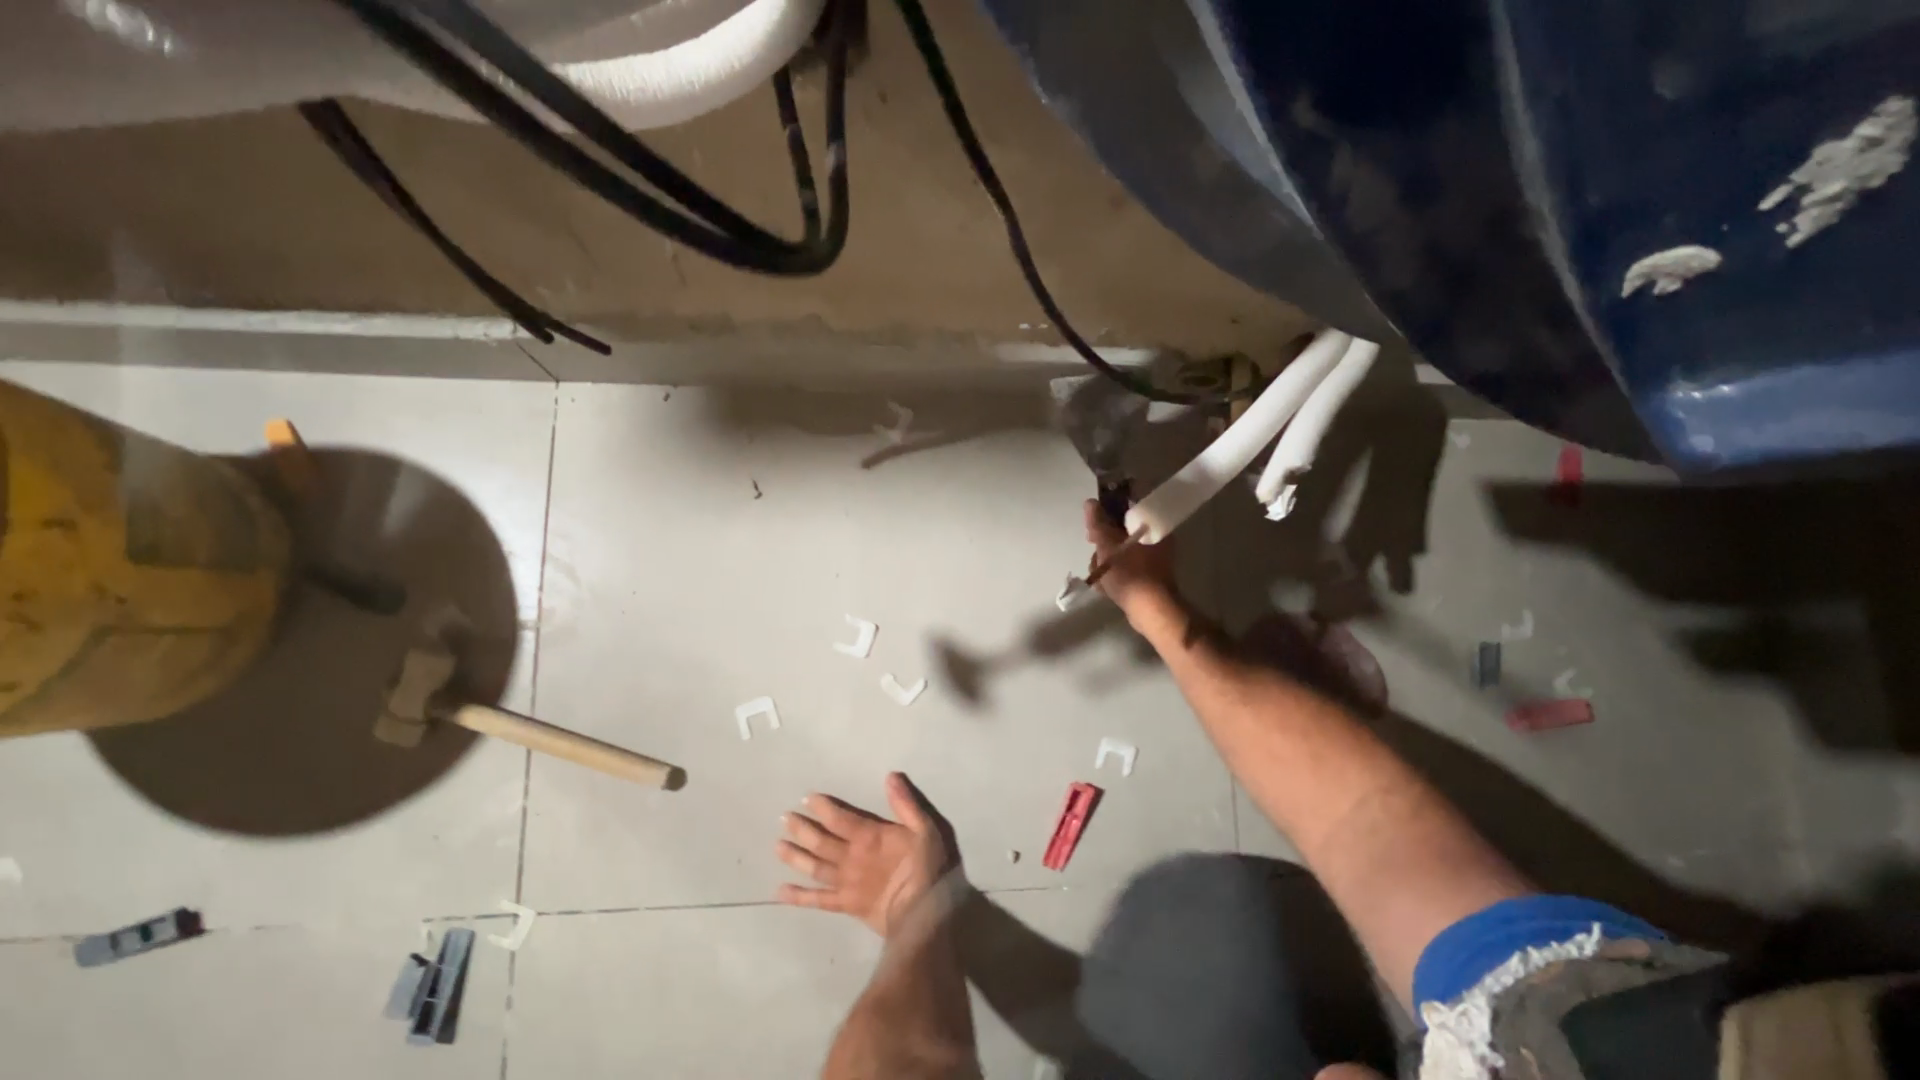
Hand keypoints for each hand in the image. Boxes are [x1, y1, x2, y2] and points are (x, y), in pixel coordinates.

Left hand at [775, 772, 958, 937]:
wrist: (924, 912)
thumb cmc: (925, 867)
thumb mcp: (924, 829)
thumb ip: (905, 804)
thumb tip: (890, 777)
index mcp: (868, 837)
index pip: (839, 818)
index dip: (822, 807)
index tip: (807, 798)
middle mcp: (850, 858)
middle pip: (820, 841)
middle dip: (801, 828)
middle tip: (783, 818)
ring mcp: (844, 883)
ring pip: (813, 867)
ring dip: (794, 856)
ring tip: (777, 846)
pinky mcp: (844, 905)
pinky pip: (817, 901)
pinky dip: (798, 897)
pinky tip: (780, 892)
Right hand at [1084, 499, 1176, 617]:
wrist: (1150, 611)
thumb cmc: (1130, 574)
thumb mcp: (1108, 545)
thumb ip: (1097, 523)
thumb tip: (1090, 502)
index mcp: (1150, 527)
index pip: (1126, 509)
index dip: (1106, 513)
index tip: (1093, 525)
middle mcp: (1155, 540)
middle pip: (1121, 532)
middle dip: (1103, 542)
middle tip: (1094, 549)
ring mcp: (1153, 560)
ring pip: (1121, 552)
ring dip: (1105, 561)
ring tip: (1098, 574)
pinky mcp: (1148, 578)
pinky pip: (1126, 569)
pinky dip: (1114, 574)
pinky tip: (1104, 586)